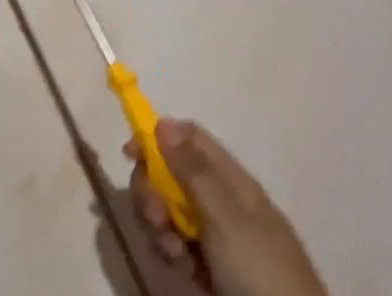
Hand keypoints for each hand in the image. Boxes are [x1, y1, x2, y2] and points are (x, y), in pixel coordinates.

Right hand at [127, 119, 327, 295]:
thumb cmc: (259, 269)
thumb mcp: (225, 217)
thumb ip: (192, 170)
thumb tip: (163, 121)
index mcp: (231, 182)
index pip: (189, 138)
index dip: (157, 138)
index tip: (131, 155)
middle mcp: (218, 200)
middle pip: (166, 173)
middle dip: (150, 192)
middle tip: (157, 216)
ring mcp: (211, 231)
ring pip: (163, 208)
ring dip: (158, 226)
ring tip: (174, 252)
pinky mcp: (203, 260)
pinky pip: (170, 240)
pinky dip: (168, 251)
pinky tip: (181, 268)